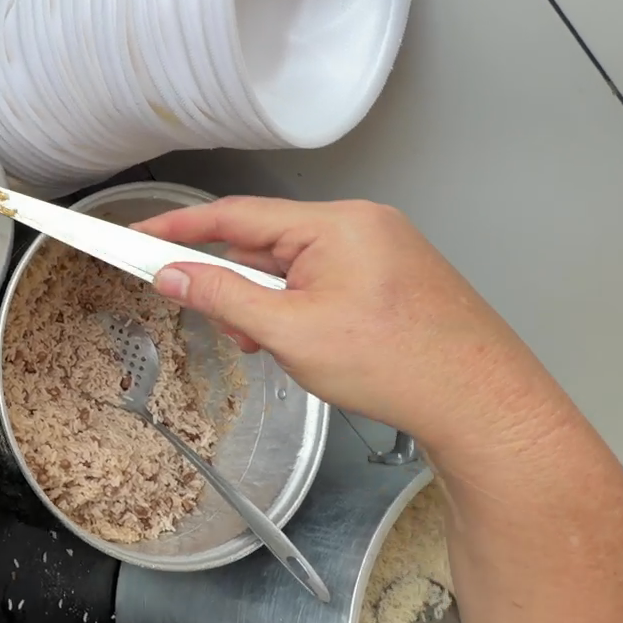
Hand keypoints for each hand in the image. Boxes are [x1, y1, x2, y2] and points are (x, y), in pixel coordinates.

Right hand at [133, 198, 556, 447]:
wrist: (485, 407)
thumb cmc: (396, 365)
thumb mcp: (288, 332)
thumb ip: (221, 296)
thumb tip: (169, 274)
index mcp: (336, 225)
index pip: (236, 215)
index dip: (179, 226)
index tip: (138, 234)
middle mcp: (358, 227)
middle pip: (260, 243)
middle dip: (228, 282)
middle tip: (219, 323)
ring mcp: (375, 252)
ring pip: (285, 267)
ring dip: (260, 303)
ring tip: (268, 345)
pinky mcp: (384, 278)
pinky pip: (313, 281)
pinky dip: (288, 308)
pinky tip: (293, 342)